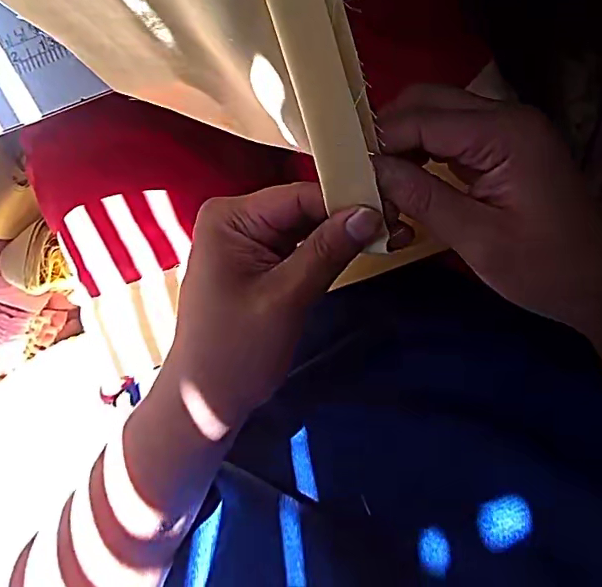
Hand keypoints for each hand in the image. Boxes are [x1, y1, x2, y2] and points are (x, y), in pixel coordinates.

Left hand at [164, 183, 382, 431]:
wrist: (204, 406)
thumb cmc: (233, 354)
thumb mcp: (285, 300)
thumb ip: (327, 252)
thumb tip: (369, 213)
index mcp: (229, 217)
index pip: (297, 197)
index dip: (344, 200)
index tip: (389, 208)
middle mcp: (236, 219)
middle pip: (303, 207)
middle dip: (348, 216)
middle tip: (397, 222)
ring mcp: (247, 239)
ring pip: (307, 225)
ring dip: (343, 232)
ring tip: (391, 233)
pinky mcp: (260, 259)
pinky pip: (301, 244)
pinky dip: (330, 249)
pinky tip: (363, 247)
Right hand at [372, 84, 601, 334]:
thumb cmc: (548, 270)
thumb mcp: (479, 240)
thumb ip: (421, 197)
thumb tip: (371, 168)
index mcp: (505, 133)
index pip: (423, 119)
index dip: (381, 140)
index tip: (347, 167)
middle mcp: (507, 116)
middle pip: (428, 100)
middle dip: (389, 131)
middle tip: (361, 170)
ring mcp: (509, 126)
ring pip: (437, 110)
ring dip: (404, 136)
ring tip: (380, 176)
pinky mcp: (506, 142)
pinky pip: (452, 129)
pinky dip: (424, 146)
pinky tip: (407, 175)